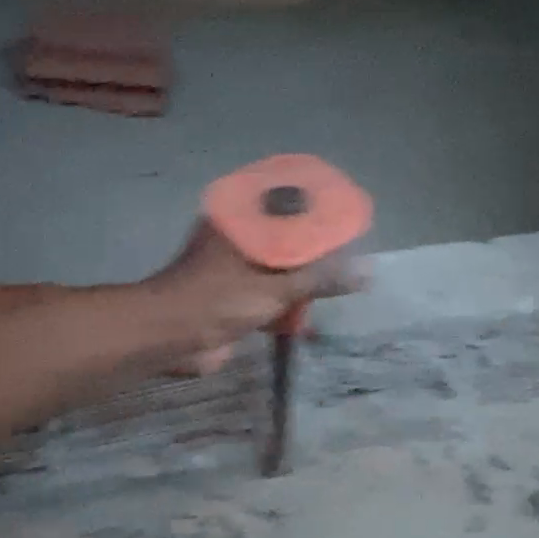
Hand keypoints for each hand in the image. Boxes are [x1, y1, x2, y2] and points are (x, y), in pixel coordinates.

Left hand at [146, 225, 367, 375]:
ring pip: (278, 269)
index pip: (287, 200)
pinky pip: (268, 297)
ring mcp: (233, 270)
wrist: (172, 337)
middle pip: (286, 237)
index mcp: (241, 218)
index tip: (350, 217)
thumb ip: (321, 278)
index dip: (318, 206)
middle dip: (315, 249)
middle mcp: (237, 237)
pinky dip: (288, 306)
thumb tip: (366, 272)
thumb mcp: (278, 286)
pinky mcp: (232, 301)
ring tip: (340, 285)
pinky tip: (312, 316)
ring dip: (302, 281)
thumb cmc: (220, 299)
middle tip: (352, 256)